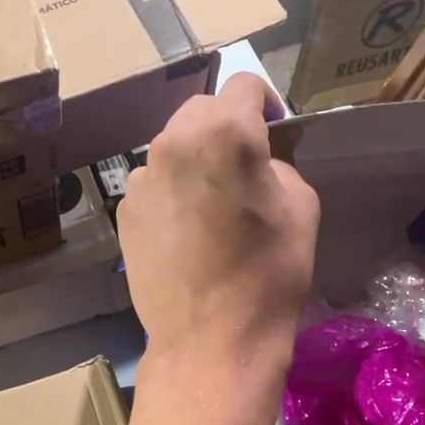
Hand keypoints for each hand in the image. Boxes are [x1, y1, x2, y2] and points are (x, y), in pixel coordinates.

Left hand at [120, 74, 319, 362]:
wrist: (210, 339)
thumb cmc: (268, 273)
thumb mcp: (300, 206)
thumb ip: (276, 163)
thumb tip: (255, 160)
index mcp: (222, 132)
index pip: (244, 85)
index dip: (266, 102)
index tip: (274, 128)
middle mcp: (172, 144)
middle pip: (201, 112)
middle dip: (225, 127)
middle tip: (245, 165)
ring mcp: (141, 179)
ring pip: (173, 149)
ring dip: (194, 161)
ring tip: (213, 204)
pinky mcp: (124, 212)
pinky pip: (154, 185)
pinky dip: (171, 193)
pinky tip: (187, 231)